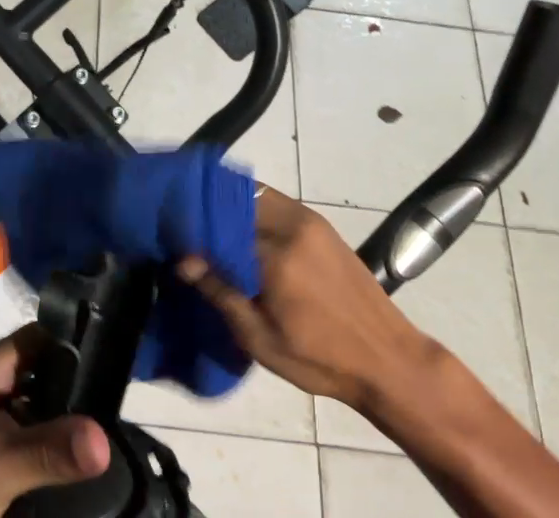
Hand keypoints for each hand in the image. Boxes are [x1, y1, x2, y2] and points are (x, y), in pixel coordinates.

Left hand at [0, 328, 111, 517]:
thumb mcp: (1, 464)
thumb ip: (50, 450)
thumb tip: (104, 441)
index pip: (36, 338)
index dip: (71, 344)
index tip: (111, 363)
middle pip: (40, 373)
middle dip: (74, 388)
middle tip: (115, 407)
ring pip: (37, 408)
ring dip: (65, 420)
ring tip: (106, 431)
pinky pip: (31, 437)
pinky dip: (52, 445)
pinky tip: (78, 459)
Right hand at [177, 190, 442, 413]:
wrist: (390, 361)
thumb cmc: (320, 359)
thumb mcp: (261, 339)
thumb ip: (221, 293)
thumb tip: (183, 260)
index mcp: (276, 257)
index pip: (217, 226)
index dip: (190, 229)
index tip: (169, 234)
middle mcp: (292, 227)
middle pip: (235, 199)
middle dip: (208, 207)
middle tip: (184, 224)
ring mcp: (311, 222)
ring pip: (256, 196)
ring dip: (230, 205)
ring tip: (207, 224)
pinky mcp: (323, 227)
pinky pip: (277, 204)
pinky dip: (253, 208)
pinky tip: (240, 228)